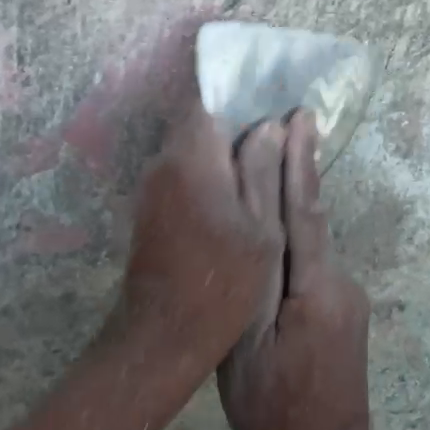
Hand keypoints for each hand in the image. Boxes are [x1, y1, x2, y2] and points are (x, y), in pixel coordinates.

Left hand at [116, 104, 286, 364]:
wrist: (162, 335)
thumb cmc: (222, 283)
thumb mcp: (262, 229)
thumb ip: (265, 170)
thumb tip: (273, 125)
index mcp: (192, 157)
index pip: (211, 99)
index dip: (242, 94)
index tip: (272, 102)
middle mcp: (165, 160)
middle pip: (202, 120)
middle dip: (238, 123)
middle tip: (278, 138)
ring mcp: (152, 182)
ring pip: (193, 146)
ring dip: (224, 150)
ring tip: (264, 168)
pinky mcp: (150, 204)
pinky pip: (184, 169)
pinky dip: (210, 171)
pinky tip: (237, 195)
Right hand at [219, 112, 373, 429]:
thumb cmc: (275, 403)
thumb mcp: (247, 348)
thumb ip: (252, 281)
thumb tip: (255, 221)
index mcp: (315, 288)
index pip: (302, 211)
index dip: (297, 162)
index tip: (297, 119)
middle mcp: (339, 281)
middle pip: (311, 215)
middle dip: (300, 165)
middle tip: (298, 116)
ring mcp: (346, 295)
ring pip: (311, 236)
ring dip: (294, 195)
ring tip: (276, 155)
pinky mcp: (343, 308)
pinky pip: (314, 257)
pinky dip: (296, 228)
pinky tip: (278, 221)